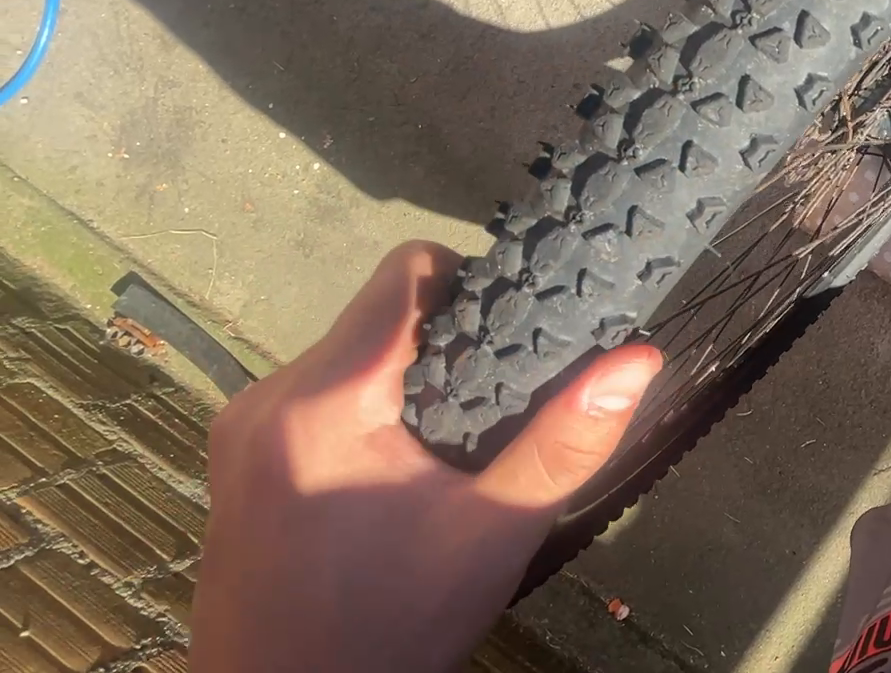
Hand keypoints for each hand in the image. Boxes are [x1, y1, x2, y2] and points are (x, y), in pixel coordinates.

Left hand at [192, 242, 660, 672]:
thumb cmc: (392, 622)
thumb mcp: (500, 529)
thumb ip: (569, 440)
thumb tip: (642, 357)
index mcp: (323, 401)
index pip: (407, 273)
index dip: (478, 279)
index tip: (525, 323)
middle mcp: (270, 396)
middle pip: (388, 311)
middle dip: (459, 331)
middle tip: (514, 382)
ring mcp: (246, 427)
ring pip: (362, 346)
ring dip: (425, 364)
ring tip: (475, 417)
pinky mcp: (244, 455)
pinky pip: (332, 384)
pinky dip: (387, 394)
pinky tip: (421, 449)